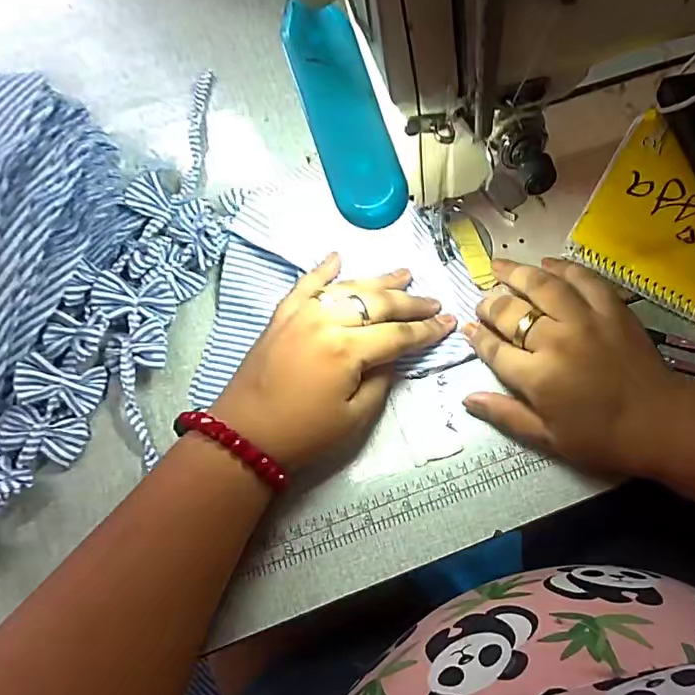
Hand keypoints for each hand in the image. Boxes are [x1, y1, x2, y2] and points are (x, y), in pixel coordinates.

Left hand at [212, 253, 455, 470]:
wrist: (245, 438)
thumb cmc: (306, 434)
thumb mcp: (357, 415)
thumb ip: (382, 380)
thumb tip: (392, 357)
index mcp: (346, 350)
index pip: (398, 334)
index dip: (426, 330)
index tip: (449, 323)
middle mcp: (325, 322)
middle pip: (377, 304)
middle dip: (410, 303)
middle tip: (434, 302)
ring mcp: (300, 315)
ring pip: (346, 288)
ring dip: (378, 280)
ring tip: (404, 274)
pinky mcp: (281, 317)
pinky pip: (305, 286)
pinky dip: (322, 270)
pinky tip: (337, 256)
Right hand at [462, 258, 694, 473]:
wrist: (659, 424)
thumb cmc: (602, 439)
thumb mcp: (549, 439)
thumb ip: (506, 415)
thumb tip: (468, 398)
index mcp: (538, 376)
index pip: (495, 349)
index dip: (478, 338)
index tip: (468, 330)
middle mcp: (556, 340)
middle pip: (513, 312)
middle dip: (491, 304)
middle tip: (482, 302)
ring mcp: (586, 320)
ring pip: (544, 285)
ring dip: (518, 273)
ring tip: (501, 266)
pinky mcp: (613, 309)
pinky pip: (584, 279)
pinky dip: (564, 268)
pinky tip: (548, 264)